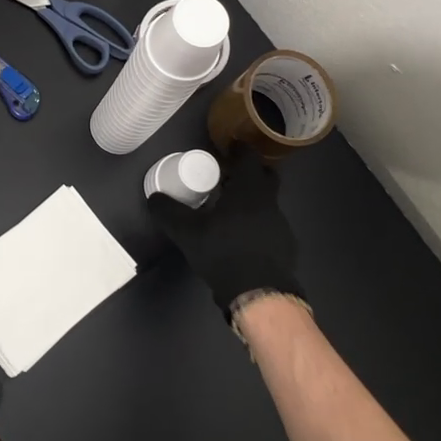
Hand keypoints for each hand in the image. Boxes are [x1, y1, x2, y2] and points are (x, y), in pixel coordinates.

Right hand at [147, 146, 302, 320]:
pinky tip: (242, 240)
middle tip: (229, 177)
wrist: (259, 292)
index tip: (229, 147)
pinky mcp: (286, 246)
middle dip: (249, 173)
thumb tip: (154, 197)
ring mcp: (281, 225)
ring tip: (231, 212)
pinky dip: (258, 225)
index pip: (249, 158)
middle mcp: (269, 202)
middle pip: (264, 177)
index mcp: (248, 190)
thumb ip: (169, 212)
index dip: (240, 149)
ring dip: (253, 202)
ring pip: (268, 203)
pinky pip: (270, 226)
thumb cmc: (223, 253)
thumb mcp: (187, 233)